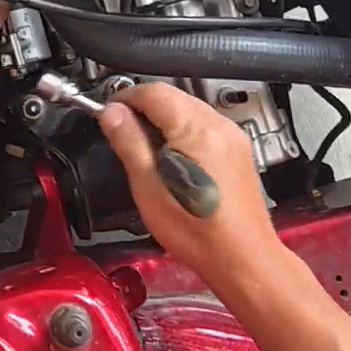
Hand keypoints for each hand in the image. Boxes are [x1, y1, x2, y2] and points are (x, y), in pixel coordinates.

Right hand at [98, 84, 285, 290]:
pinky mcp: (238, 148)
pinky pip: (203, 122)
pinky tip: (171, 154)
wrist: (243, 258)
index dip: (124, 97)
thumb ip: (128, 142)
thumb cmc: (195, 230)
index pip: (153, 92)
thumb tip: (111, 112)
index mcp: (195, 130)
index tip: (108, 112)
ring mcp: (232, 135)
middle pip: (172, 94)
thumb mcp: (149, 187)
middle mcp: (218, 125)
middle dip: (142, 105)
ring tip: (144, 145)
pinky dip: (181, 127)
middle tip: (121, 129)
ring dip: (161, 115)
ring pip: (187, 106)